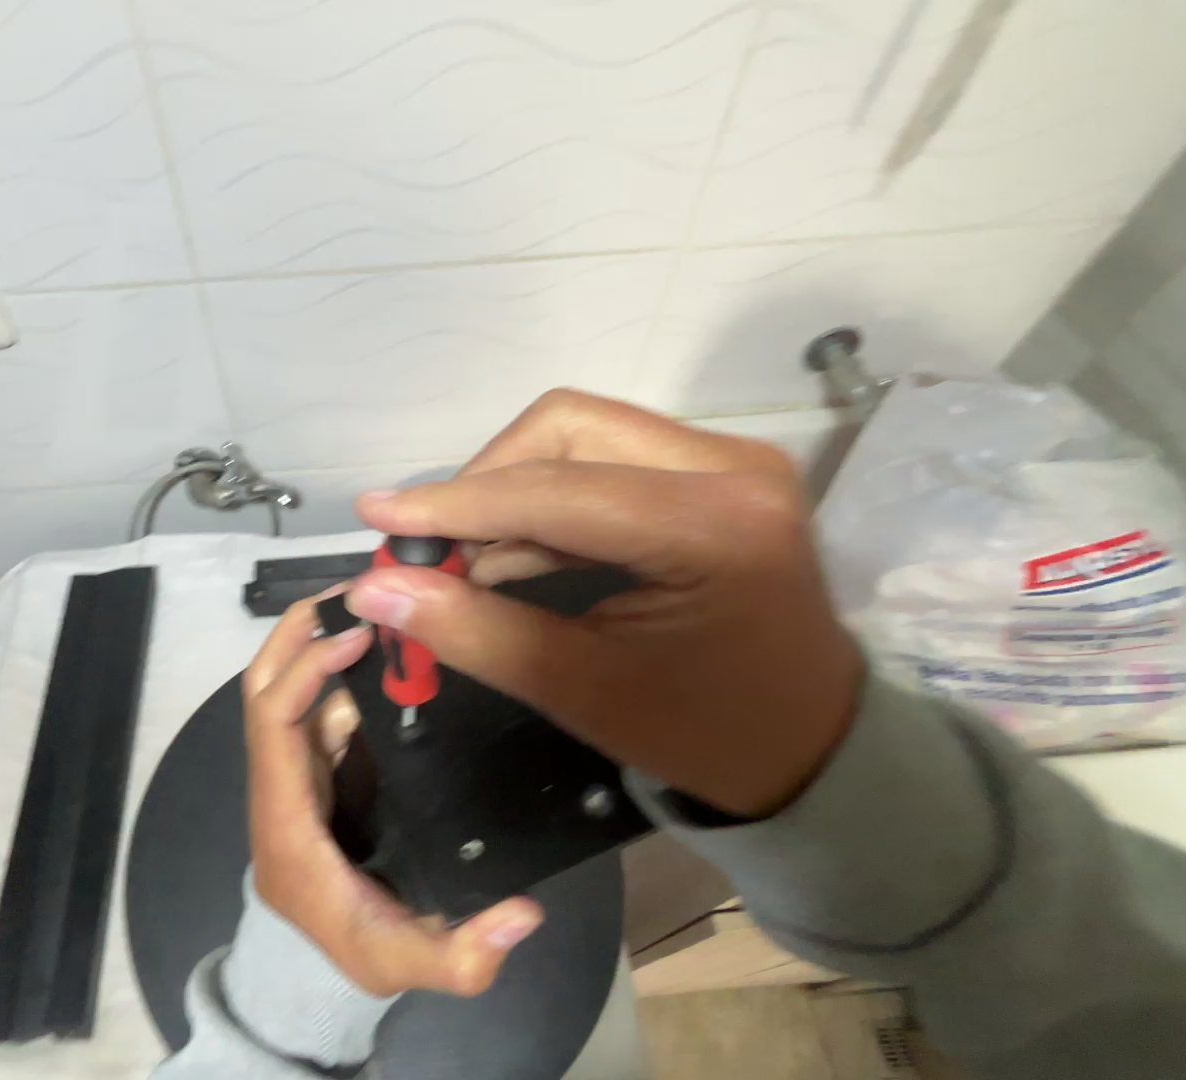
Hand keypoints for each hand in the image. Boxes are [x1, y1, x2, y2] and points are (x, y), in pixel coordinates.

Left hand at [242, 592, 545, 995]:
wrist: (313, 959)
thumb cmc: (351, 953)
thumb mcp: (404, 962)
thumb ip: (462, 956)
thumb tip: (523, 913)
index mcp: (285, 816)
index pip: (273, 722)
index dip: (305, 670)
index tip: (356, 635)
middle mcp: (279, 780)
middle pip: (264, 686)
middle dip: (298, 633)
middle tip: (356, 594)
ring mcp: (296, 769)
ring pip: (291, 687)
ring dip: (325, 644)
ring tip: (384, 612)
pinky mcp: (316, 766)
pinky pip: (323, 705)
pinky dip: (346, 674)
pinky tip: (392, 657)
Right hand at [345, 389, 863, 817]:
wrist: (811, 745)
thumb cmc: (705, 734)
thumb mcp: (581, 690)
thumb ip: (473, 631)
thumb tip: (374, 589)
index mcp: (714, 528)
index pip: (556, 490)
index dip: (455, 502)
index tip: (375, 513)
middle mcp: (729, 467)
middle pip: (565, 430)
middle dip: (484, 484)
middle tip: (433, 549)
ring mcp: (726, 461)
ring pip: (579, 435)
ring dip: (509, 489)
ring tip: (462, 558)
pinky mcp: (711, 472)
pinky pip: (602, 460)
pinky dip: (543, 499)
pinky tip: (507, 551)